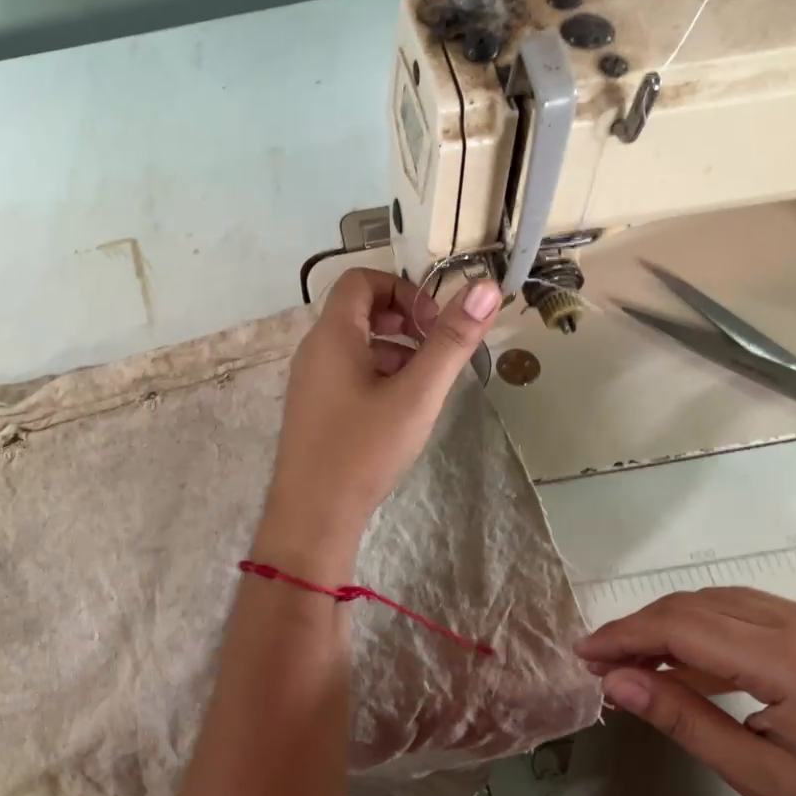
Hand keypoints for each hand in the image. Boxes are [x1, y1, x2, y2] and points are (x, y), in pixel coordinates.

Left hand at [252, 269, 499, 576]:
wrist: (312, 515)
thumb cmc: (363, 450)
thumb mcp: (416, 394)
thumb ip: (451, 341)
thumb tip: (486, 287)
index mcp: (332, 335)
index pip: (361, 280)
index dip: (403, 289)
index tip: (433, 324)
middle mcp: (313, 350)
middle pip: (358, 309)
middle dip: (402, 320)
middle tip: (433, 350)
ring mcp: (309, 381)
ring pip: (355, 344)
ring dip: (393, 351)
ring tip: (423, 386)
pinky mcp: (312, 408)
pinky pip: (346, 372)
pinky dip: (376, 376)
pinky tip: (398, 411)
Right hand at [574, 588, 795, 795]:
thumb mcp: (760, 775)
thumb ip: (683, 719)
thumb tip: (615, 681)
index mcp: (790, 659)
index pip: (681, 627)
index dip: (624, 636)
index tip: (583, 655)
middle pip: (697, 605)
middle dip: (640, 627)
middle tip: (602, 661)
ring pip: (721, 599)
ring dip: (671, 622)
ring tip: (637, 658)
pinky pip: (751, 609)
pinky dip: (707, 623)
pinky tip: (690, 654)